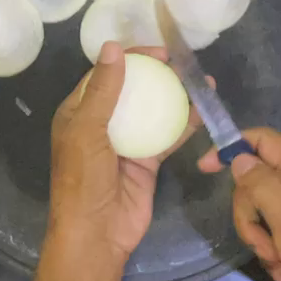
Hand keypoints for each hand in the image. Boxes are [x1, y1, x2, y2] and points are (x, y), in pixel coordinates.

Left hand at [46, 42, 198, 267]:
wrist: (96, 233)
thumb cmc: (82, 179)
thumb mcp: (87, 130)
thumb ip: (103, 90)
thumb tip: (112, 47)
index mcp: (77, 114)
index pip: (104, 76)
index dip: (129, 60)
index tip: (157, 52)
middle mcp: (101, 125)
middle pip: (131, 91)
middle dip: (156, 75)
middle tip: (182, 64)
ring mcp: (126, 144)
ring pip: (152, 112)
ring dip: (175, 97)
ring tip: (202, 82)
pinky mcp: (147, 162)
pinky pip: (167, 137)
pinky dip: (184, 124)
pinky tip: (203, 111)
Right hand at [199, 128, 280, 280]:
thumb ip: (264, 187)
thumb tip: (240, 159)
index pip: (263, 140)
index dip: (231, 148)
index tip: (205, 171)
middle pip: (258, 181)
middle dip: (249, 213)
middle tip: (261, 244)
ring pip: (266, 211)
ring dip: (263, 239)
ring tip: (279, 265)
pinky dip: (277, 253)